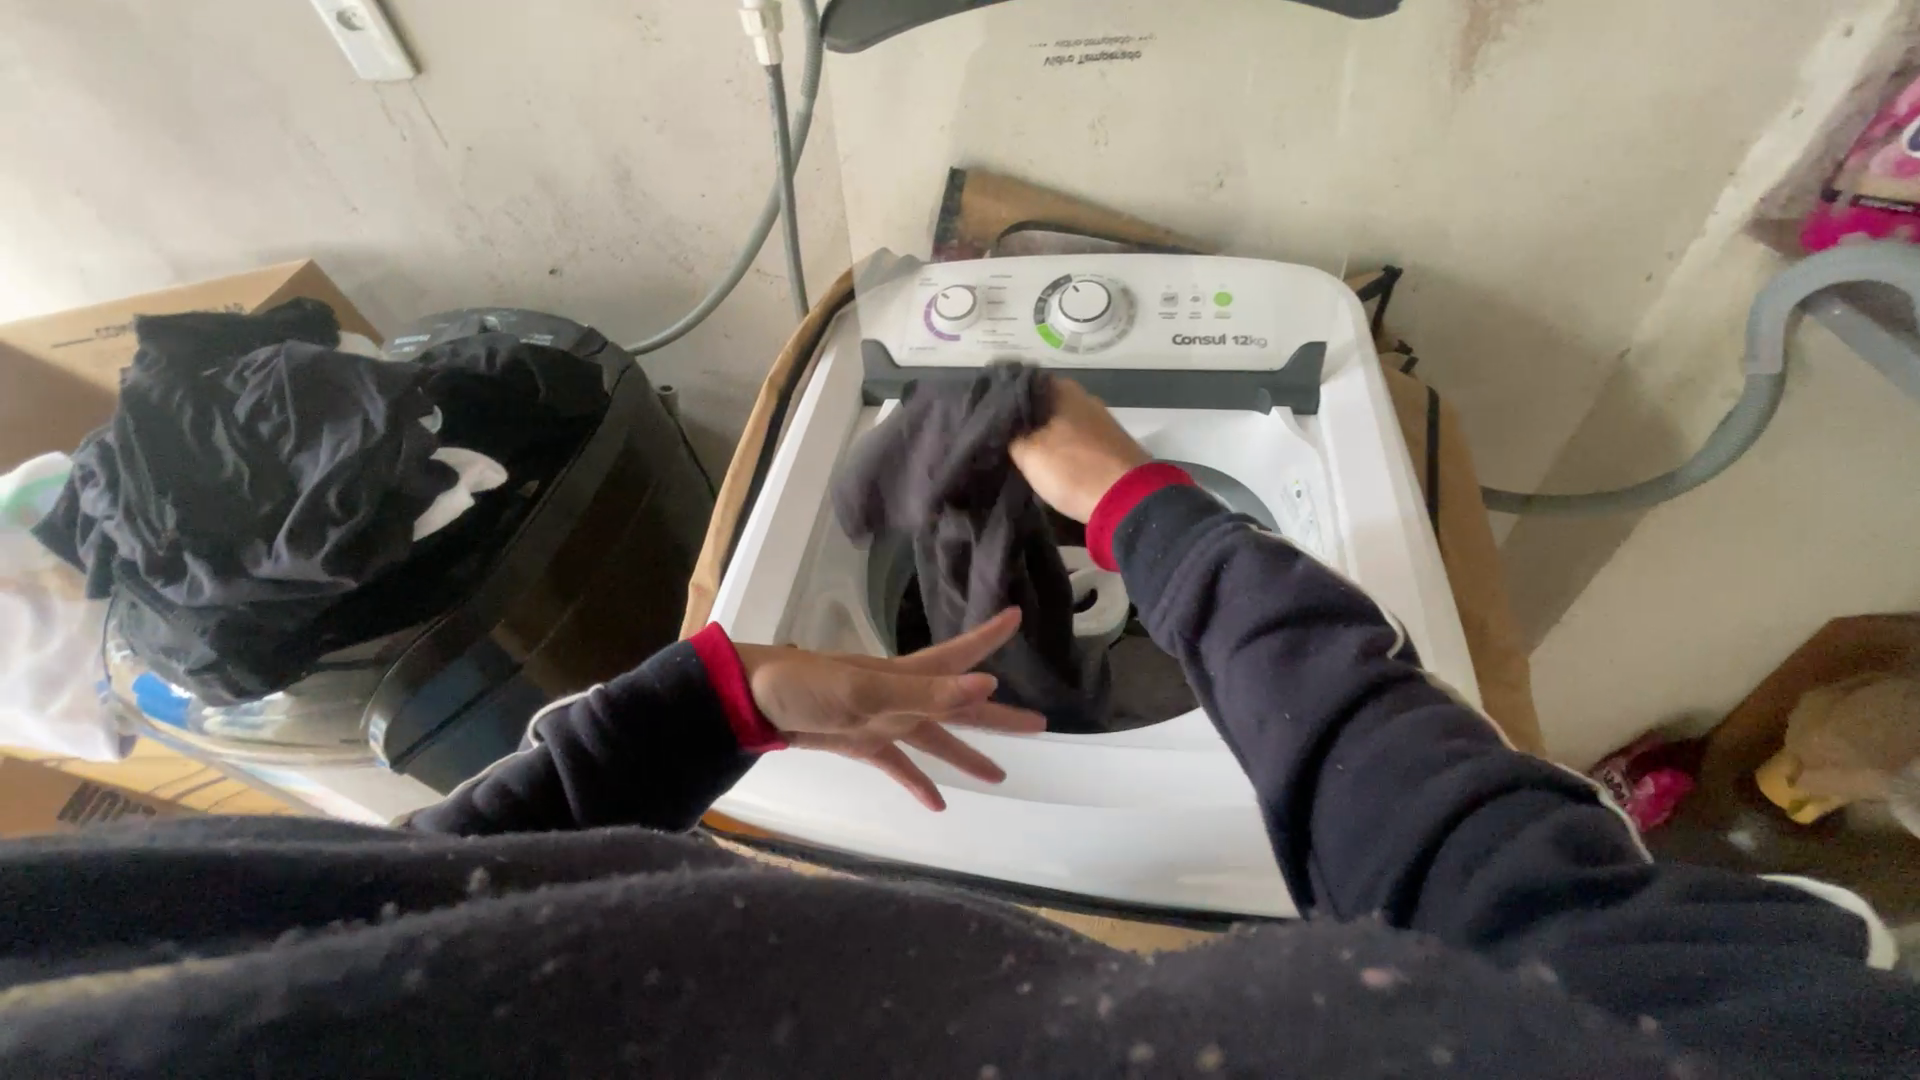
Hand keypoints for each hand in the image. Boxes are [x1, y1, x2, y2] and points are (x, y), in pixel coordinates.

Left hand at [733, 609, 1044, 810]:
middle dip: (998, 716)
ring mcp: (883, 720)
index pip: (959, 656)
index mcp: (907, 676)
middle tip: (1040, 724)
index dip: (988, 637)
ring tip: (1000, 774)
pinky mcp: (862, 743)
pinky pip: (898, 764)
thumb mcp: (867, 691)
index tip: (1017, 614)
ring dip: (966, 755)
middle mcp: (902, 696)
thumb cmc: (807, 686)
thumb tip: (987, 687)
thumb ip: (927, 692)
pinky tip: (936, 804)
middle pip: (960, 707)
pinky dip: (917, 782)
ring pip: (935, 739)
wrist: (752, 702)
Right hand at [1010, 376, 1150, 522]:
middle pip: (1043, 405)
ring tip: (1022, 454)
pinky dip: (1063, 449)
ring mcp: (1101, 421)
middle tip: (1001, 439)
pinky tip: (1051, 463)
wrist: (1126, 500)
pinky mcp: (1111, 444)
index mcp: (1063, 389)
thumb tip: (1001, 427)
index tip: (988, 418)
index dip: (1003, 401)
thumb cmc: (1072, 469)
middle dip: (1024, 421)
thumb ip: (1010, 435)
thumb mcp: (1027, 453)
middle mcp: (1084, 397)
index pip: (1022, 385)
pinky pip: (1076, 441)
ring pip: (1061, 424)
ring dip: (1044, 436)